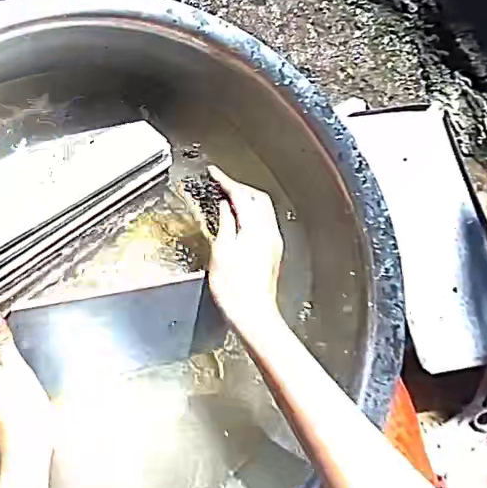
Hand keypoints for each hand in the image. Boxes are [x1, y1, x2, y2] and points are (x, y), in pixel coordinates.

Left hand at [0, 311, 53, 458]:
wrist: (27, 449)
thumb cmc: (24, 413)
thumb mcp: (16, 368)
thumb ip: (3, 341)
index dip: (0, 324)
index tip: (14, 321)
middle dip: (1, 339)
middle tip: (20, 338)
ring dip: (4, 354)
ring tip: (20, 358)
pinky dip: (4, 369)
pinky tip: (18, 374)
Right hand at [206, 166, 288, 341]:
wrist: (252, 314)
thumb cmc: (235, 288)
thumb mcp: (221, 250)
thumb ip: (225, 223)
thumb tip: (223, 206)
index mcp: (256, 229)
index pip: (241, 195)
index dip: (226, 181)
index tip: (213, 173)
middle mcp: (269, 233)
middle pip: (257, 198)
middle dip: (238, 187)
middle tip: (219, 183)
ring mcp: (272, 243)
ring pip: (261, 209)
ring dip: (245, 199)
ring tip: (225, 197)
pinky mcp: (271, 252)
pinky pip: (262, 221)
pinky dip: (249, 212)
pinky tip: (236, 218)